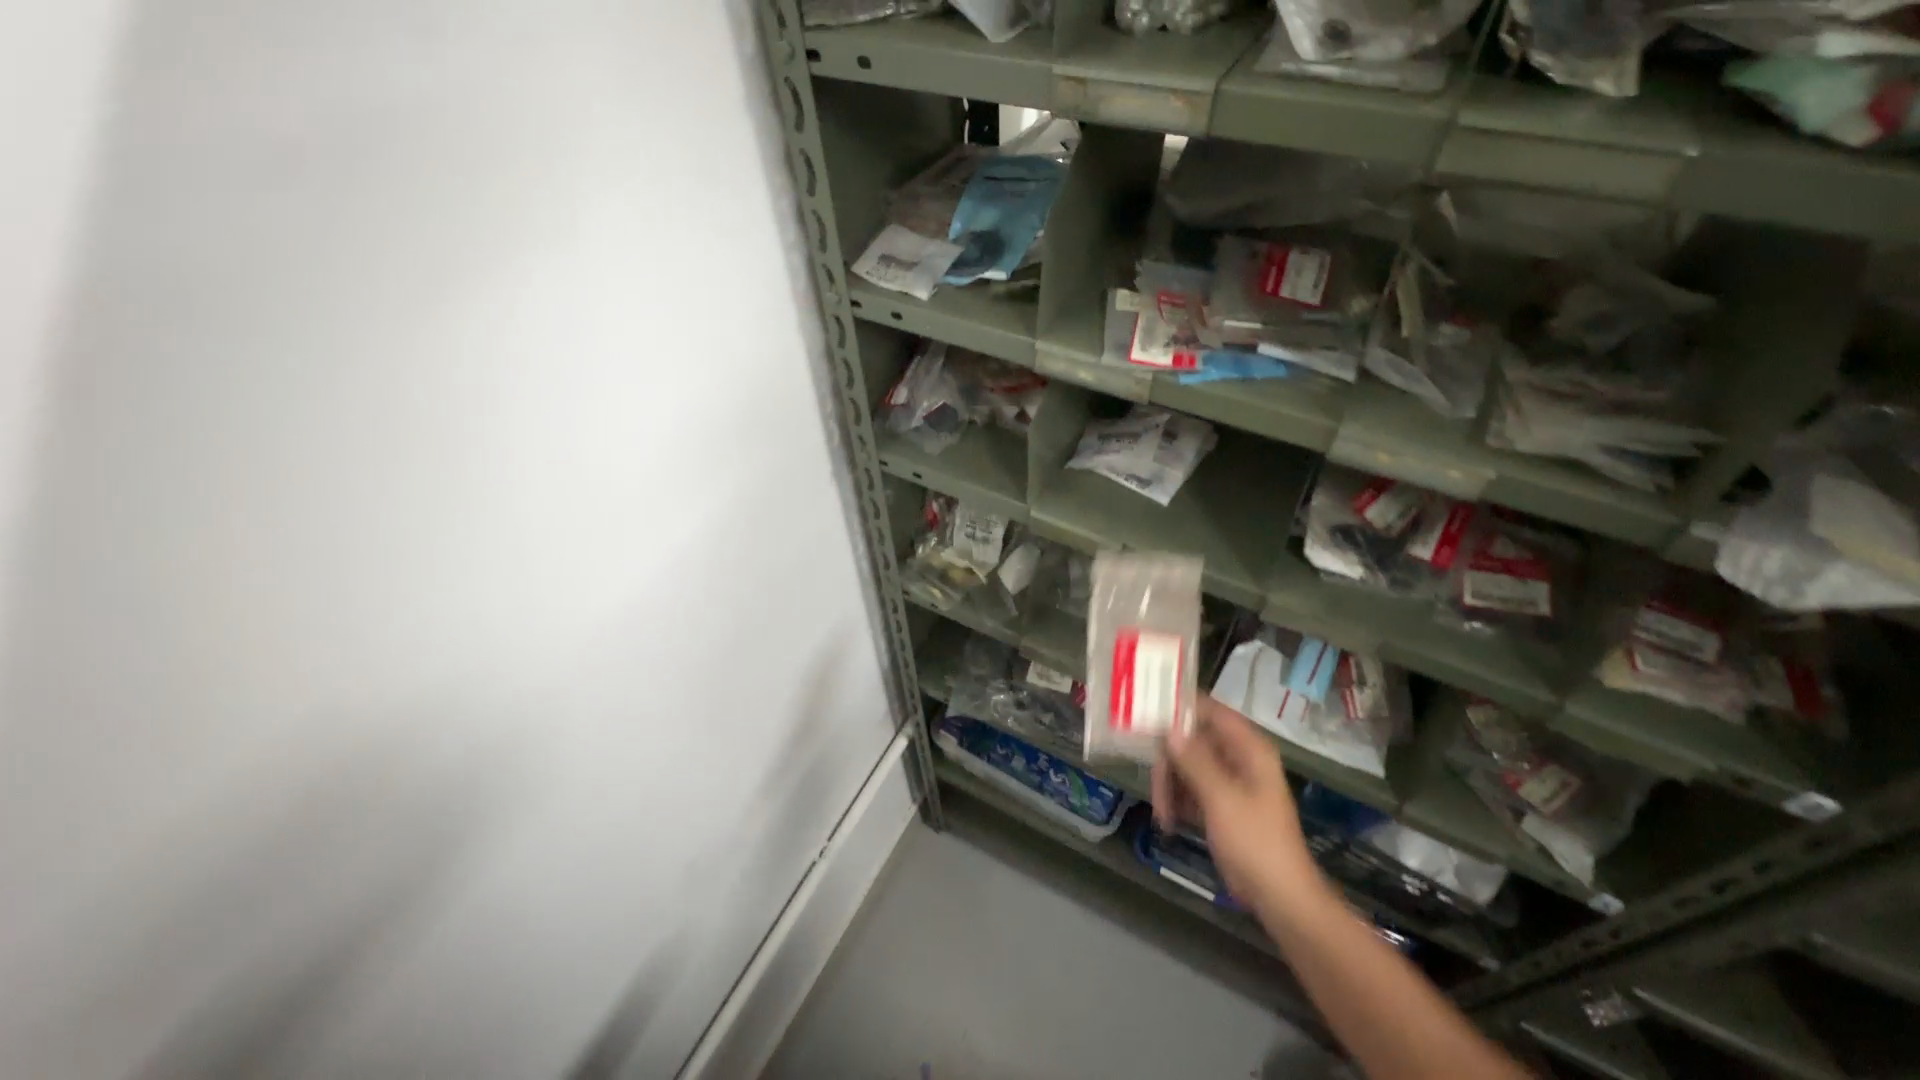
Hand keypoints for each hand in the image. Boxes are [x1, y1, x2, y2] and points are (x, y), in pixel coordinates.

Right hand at [1152, 695, 1323, 913]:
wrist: (1278, 896)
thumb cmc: (1255, 842)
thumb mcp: (1221, 798)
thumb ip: (1194, 760)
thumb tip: (1168, 726)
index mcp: (1248, 749)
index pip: (1210, 711)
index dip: (1180, 709)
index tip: (1146, 716)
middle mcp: (1238, 759)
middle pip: (1191, 742)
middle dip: (1170, 763)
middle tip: (1156, 790)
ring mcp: (1229, 784)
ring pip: (1187, 767)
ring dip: (1170, 787)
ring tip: (1163, 816)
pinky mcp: (1220, 807)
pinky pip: (1191, 791)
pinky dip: (1177, 802)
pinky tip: (1169, 822)